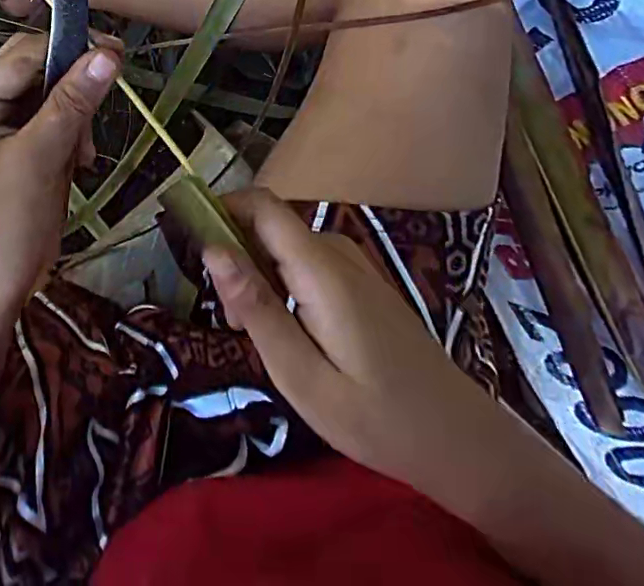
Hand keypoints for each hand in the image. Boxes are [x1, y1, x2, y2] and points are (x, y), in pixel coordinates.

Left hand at [0, 33, 120, 328]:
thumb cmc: (2, 228)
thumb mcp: (41, 160)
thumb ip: (73, 102)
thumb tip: (109, 53)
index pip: (25, 54)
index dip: (71, 47)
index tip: (120, 55)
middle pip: (35, 74)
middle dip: (72, 90)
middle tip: (100, 114)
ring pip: (47, 102)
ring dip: (73, 121)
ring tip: (82, 158)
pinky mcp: (12, 157)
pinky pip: (47, 130)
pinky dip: (67, 142)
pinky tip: (76, 166)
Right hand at [205, 189, 508, 507]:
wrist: (458, 438)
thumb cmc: (376, 418)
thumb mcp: (302, 375)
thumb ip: (256, 309)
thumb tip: (212, 250)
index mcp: (322, 269)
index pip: (262, 205)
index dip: (220, 208)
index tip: (186, 241)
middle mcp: (339, 252)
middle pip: (269, 226)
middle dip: (235, 257)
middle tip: (228, 322)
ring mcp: (355, 265)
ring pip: (285, 247)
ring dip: (257, 276)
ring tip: (256, 336)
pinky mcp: (361, 282)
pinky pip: (307, 263)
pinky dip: (282, 285)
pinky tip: (290, 334)